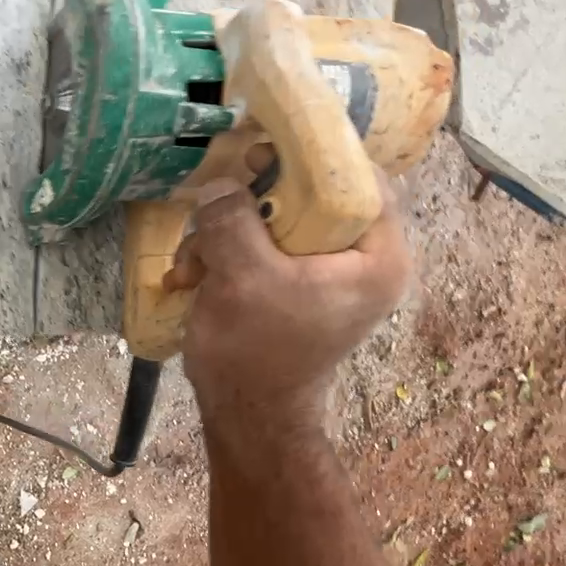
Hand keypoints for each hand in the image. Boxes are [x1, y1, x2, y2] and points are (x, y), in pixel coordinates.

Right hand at [163, 176, 411, 432]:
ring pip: (273, 229)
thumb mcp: (241, 280)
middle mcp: (360, 262)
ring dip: (222, 240)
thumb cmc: (254, 352)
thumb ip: (232, 223)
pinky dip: (222, 261)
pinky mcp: (293, 292)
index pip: (359, 181)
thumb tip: (217, 185)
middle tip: (210, 219)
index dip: (310, 160)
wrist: (244, 415)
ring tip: (189, 268)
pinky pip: (259, 254)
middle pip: (308, 203)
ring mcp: (325, 279)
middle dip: (247, 211)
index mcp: (376, 257)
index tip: (260, 151)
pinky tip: (192, 278)